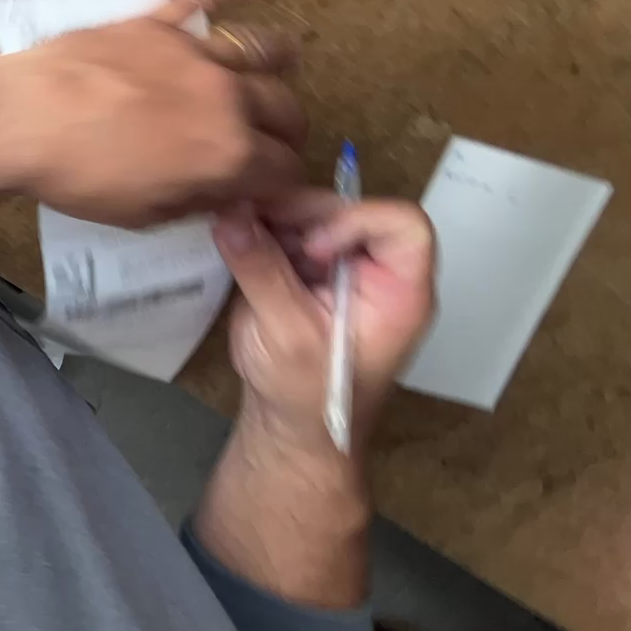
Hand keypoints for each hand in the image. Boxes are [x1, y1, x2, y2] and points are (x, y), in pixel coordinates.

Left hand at [0, 0, 306, 223]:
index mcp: (228, 153)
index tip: (260, 185)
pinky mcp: (153, 24)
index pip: (282, 169)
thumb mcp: (140, 213)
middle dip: (283, 131)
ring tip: (266, 76)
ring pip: (262, 49)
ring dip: (272, 67)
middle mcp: (225, 97)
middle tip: (265, 140)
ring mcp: (192, 53)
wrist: (21, 119)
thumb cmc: (73, 174)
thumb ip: (193, 200)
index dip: (274, 183)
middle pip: (284, 109)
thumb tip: (220, 193)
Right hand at [214, 195, 437, 455]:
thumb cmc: (308, 391)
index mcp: (397, 289)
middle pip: (344, 210)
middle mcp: (370, 269)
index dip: (354, 222)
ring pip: (306, 213)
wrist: (288, 421)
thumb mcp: (287, 334)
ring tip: (233, 235)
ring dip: (266, 217)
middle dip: (295, 213)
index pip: (402, 225)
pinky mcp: (297, 268)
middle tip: (249, 228)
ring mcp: (332, 266)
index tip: (311, 249)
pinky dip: (251, 226)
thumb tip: (228, 215)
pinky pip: (279, 228)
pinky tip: (229, 239)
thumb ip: (261, 271)